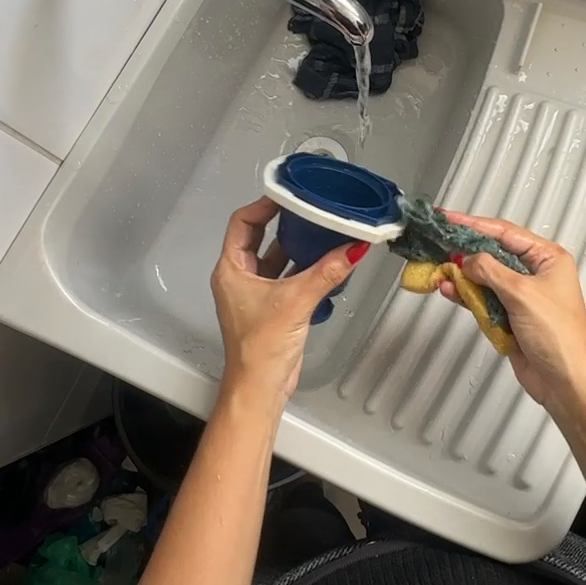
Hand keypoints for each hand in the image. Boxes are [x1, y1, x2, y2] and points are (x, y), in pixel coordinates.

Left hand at [211, 198, 365, 405]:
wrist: (260, 389)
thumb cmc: (260, 348)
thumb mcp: (296, 301)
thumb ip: (327, 272)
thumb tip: (354, 249)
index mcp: (231, 270)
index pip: (242, 223)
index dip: (264, 205)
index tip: (288, 194)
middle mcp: (240, 278)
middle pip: (259, 236)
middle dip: (284, 221)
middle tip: (308, 207)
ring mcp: (256, 293)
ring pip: (276, 257)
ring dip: (298, 245)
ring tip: (322, 229)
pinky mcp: (272, 307)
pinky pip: (288, 276)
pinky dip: (305, 267)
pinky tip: (326, 261)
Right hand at [437, 212, 585, 410]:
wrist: (566, 383)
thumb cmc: (561, 338)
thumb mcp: (522, 294)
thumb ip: (490, 271)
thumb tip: (468, 259)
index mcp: (548, 258)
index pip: (504, 232)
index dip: (473, 224)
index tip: (449, 219)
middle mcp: (535, 273)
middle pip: (491, 253)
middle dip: (464, 250)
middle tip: (438, 242)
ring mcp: (521, 295)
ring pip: (483, 276)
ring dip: (462, 275)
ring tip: (439, 268)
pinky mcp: (509, 316)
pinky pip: (482, 298)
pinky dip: (465, 294)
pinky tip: (450, 289)